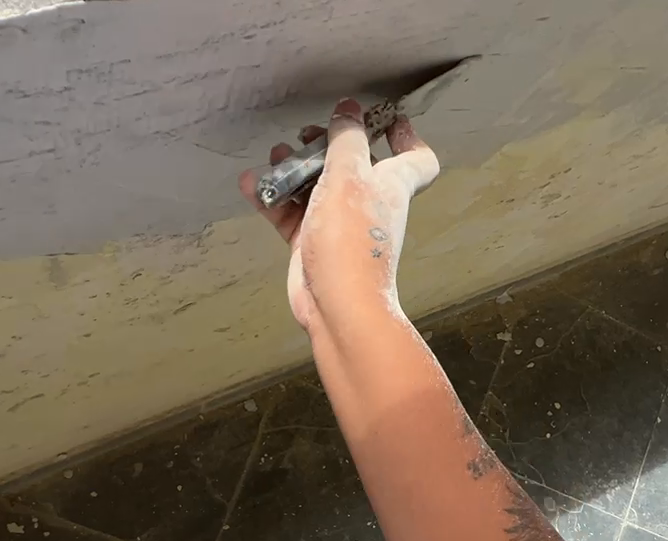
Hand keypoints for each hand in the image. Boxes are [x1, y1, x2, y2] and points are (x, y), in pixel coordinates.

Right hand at [239, 98, 439, 330]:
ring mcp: (339, 225)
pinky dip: (272, 197)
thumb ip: (347, 138)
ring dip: (295, 167)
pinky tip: (250, 183)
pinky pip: (291, 213)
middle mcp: (368, 204)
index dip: (406, 137)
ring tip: (276, 154)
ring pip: (317, 186)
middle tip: (308, 134)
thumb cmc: (351, 238)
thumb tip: (349, 110)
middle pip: (353, 164)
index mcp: (391, 185)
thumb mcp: (349, 175)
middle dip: (329, 143)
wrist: (337, 303)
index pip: (417, 160)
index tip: (385, 119)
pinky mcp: (311, 244)